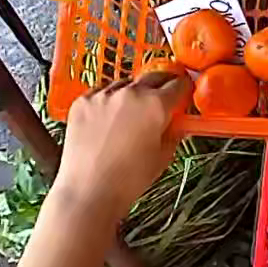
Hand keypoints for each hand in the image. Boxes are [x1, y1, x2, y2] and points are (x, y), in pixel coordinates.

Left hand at [53, 71, 187, 218]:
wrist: (89, 190)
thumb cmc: (129, 180)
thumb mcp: (163, 157)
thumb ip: (173, 133)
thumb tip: (176, 123)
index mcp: (156, 105)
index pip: (178, 85)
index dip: (184, 87)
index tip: (184, 90)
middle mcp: (130, 93)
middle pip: (153, 76)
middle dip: (162, 83)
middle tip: (164, 94)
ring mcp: (104, 95)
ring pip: (125, 84)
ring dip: (133, 93)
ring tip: (132, 111)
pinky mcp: (82, 102)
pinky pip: (101, 92)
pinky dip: (108, 100)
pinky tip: (109, 117)